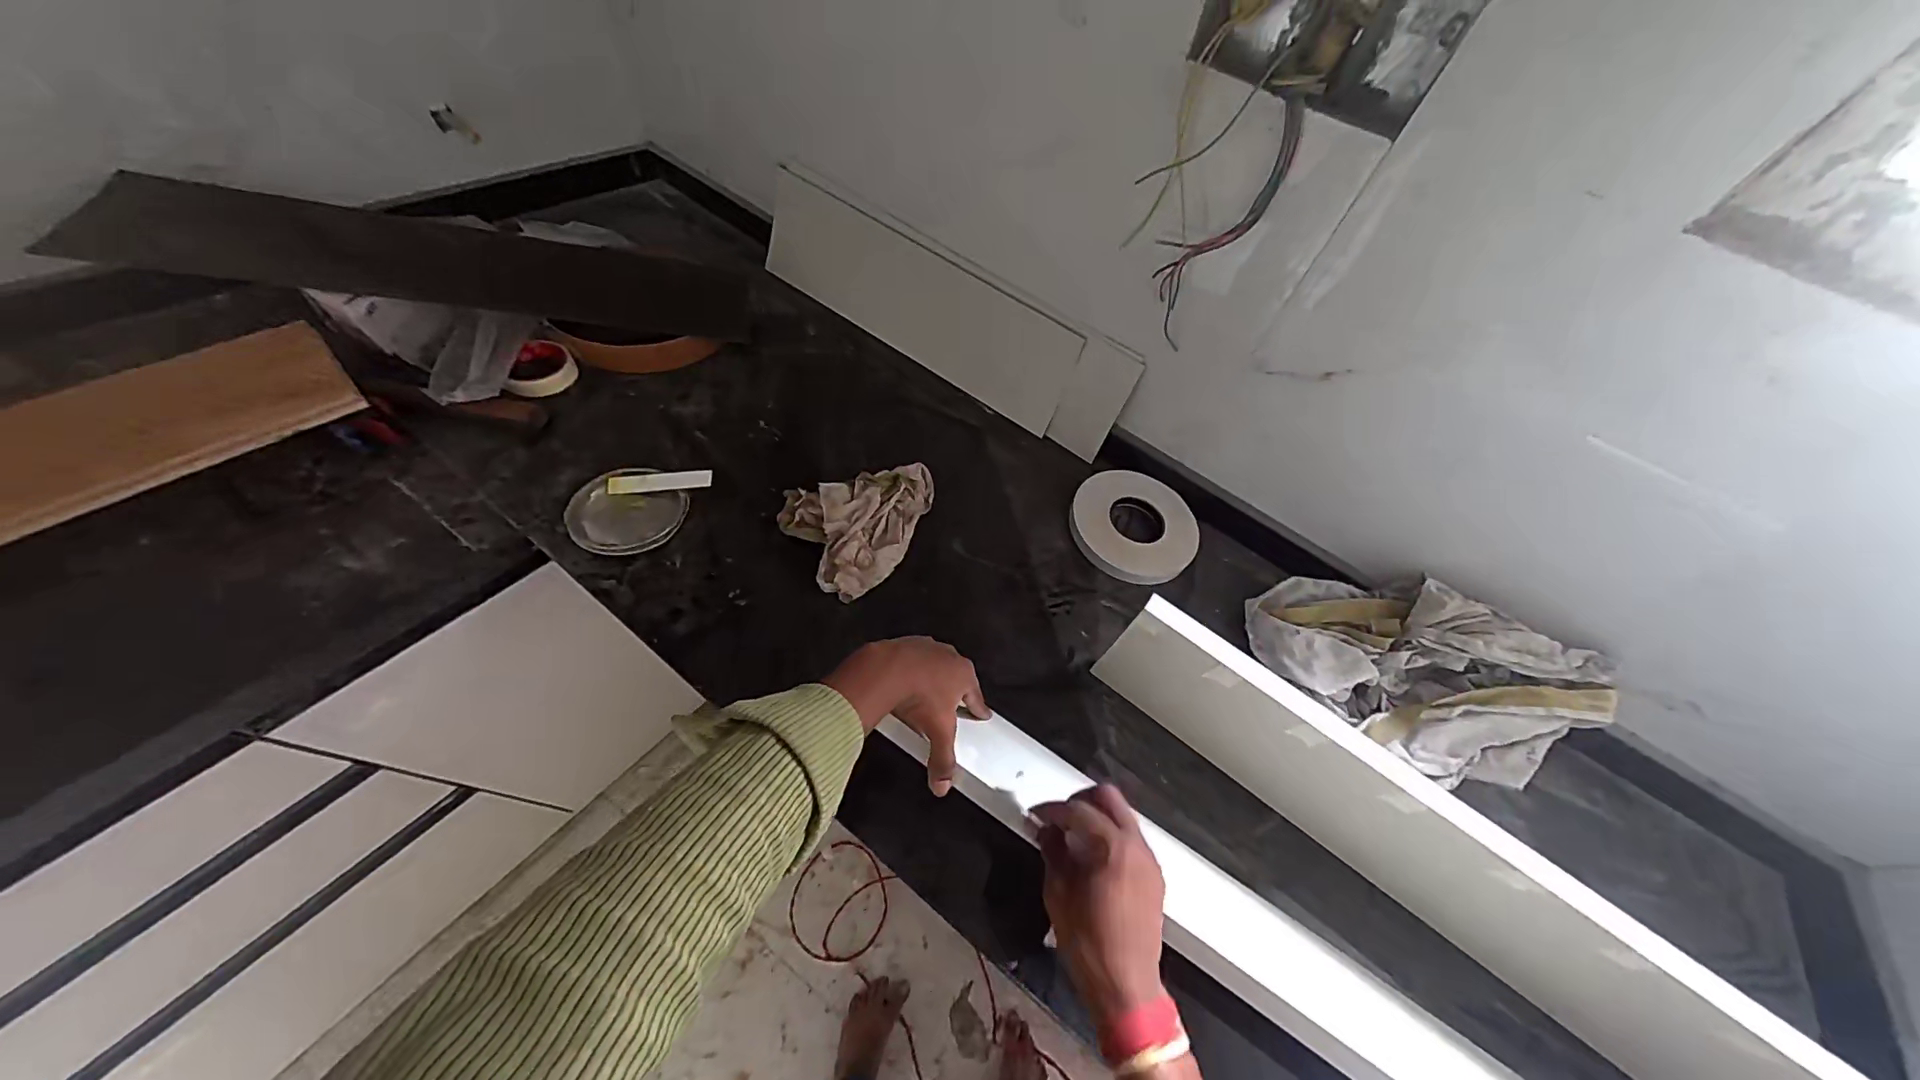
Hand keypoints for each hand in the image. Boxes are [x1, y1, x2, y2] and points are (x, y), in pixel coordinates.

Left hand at [820, 637, 987, 795]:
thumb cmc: (919, 694)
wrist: (885, 670)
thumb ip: (943, 760)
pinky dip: (907, 672)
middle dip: (952, 693)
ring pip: (932, 667)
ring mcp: (925, 647)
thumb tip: (943, 783)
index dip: (978, 709)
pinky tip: (900, 687)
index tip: (980, 714)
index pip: (976, 696)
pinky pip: (909, 662)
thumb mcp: (938, 732)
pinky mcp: (902, 645)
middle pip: (954, 679)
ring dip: (930, 680)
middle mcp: (947, 656)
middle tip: (946, 709)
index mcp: (964, 673)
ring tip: (921, 699)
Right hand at [1032, 784, 1166, 1026]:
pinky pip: (1130, 838)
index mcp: (1113, 848)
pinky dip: (1110, 835)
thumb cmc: (1089, 945)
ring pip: (1122, 815)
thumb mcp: (1058, 895)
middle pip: (1109, 797)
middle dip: (1079, 799)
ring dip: (1096, 816)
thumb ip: (1053, 853)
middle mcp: (1137, 846)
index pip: (1078, 809)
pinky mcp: (1154, 876)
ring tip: (1070, 834)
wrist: (1127, 987)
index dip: (1051, 809)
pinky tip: (1091, 854)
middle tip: (1056, 815)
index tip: (1036, 815)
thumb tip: (1046, 831)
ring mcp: (1149, 860)